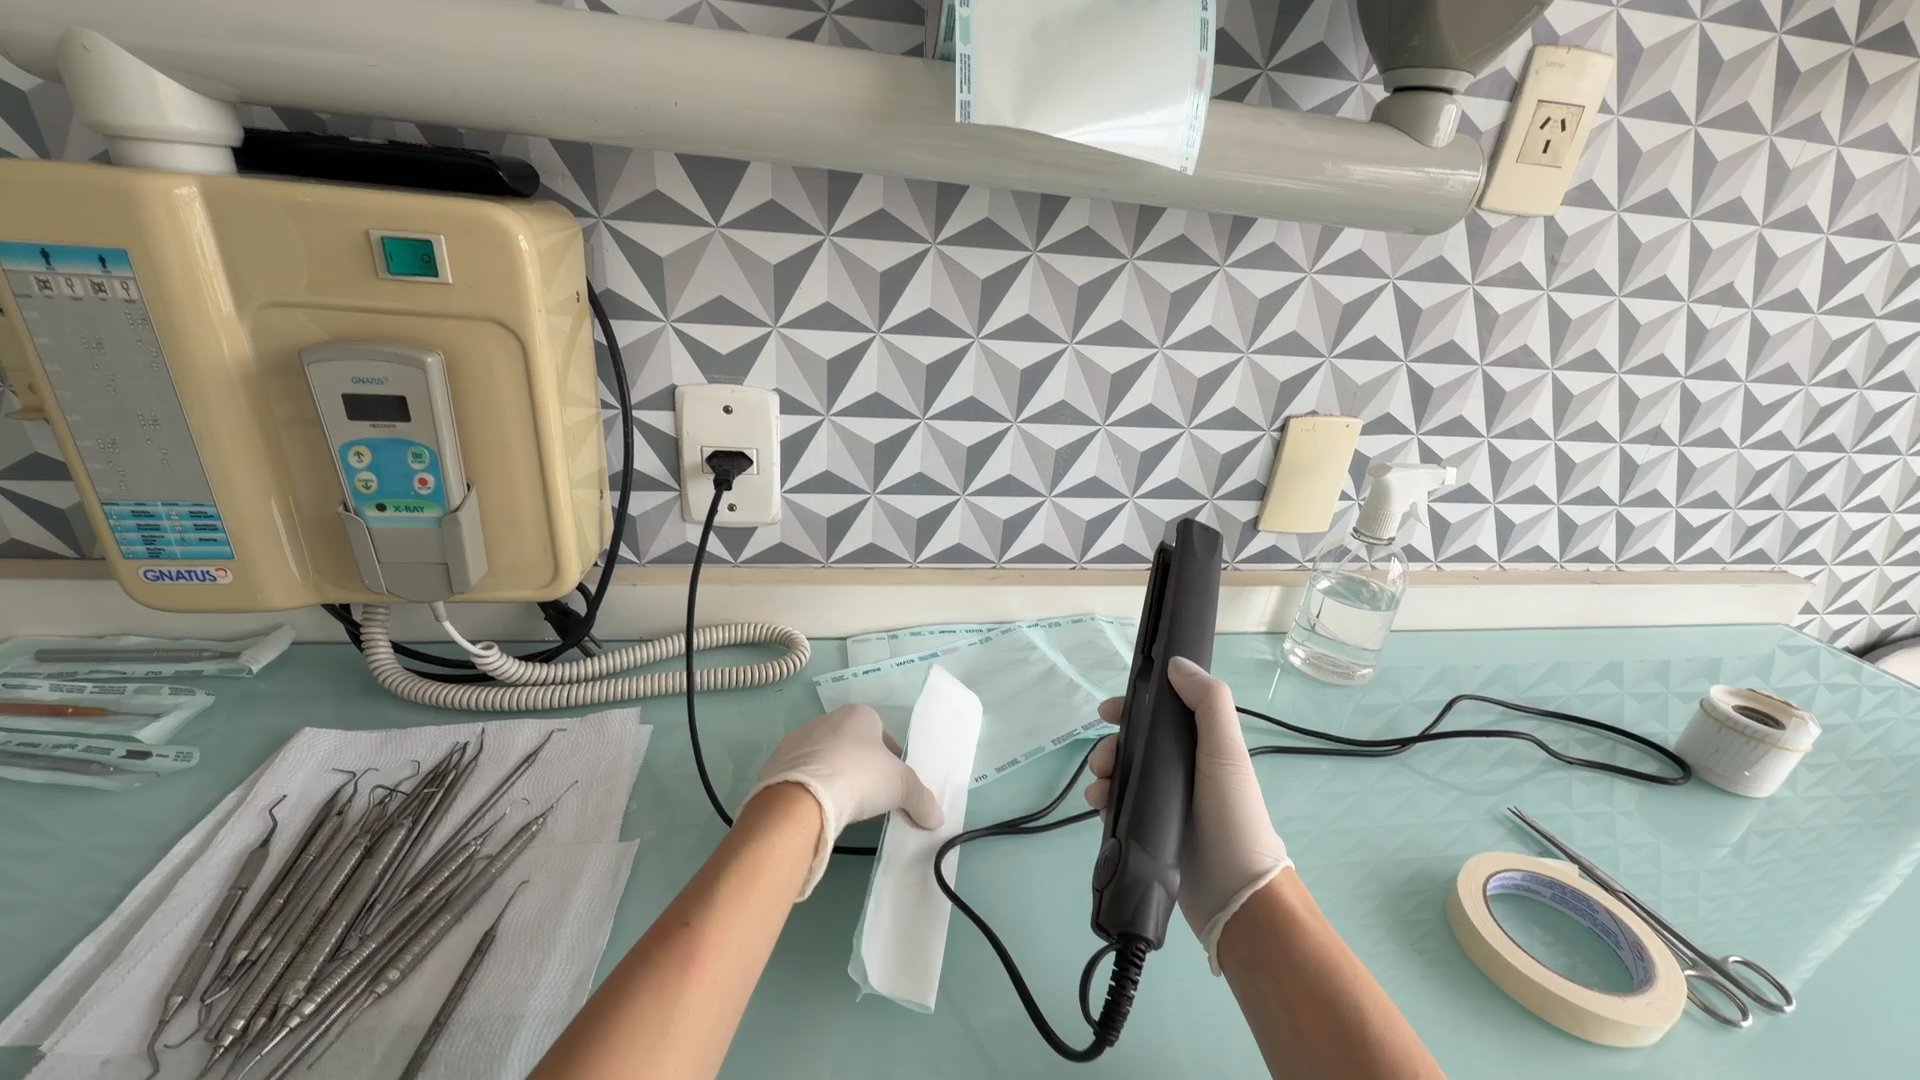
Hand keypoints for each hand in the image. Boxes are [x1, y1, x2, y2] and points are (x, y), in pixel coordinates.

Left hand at [745, 704, 943, 899]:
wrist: (803, 797)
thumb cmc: (861, 777)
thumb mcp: (903, 788)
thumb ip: (922, 799)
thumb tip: (937, 818)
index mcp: (859, 715)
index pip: (882, 734)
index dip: (891, 759)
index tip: (893, 784)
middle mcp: (826, 720)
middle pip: (851, 745)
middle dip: (861, 767)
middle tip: (869, 796)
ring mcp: (797, 740)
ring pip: (824, 759)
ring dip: (834, 777)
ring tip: (842, 805)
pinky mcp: (775, 764)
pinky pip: (801, 776)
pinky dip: (811, 789)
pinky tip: (817, 810)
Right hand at [1085, 656, 1290, 971]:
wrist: (1235, 892)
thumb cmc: (1231, 814)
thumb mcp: (1226, 750)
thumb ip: (1207, 701)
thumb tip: (1176, 664)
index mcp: (1199, 747)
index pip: (1159, 714)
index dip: (1132, 707)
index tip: (1107, 712)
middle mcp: (1181, 770)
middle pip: (1133, 744)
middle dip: (1109, 747)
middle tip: (1101, 763)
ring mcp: (1164, 803)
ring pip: (1120, 776)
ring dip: (1102, 776)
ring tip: (1099, 793)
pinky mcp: (1150, 833)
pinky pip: (1117, 808)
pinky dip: (1104, 803)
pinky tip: (1100, 810)